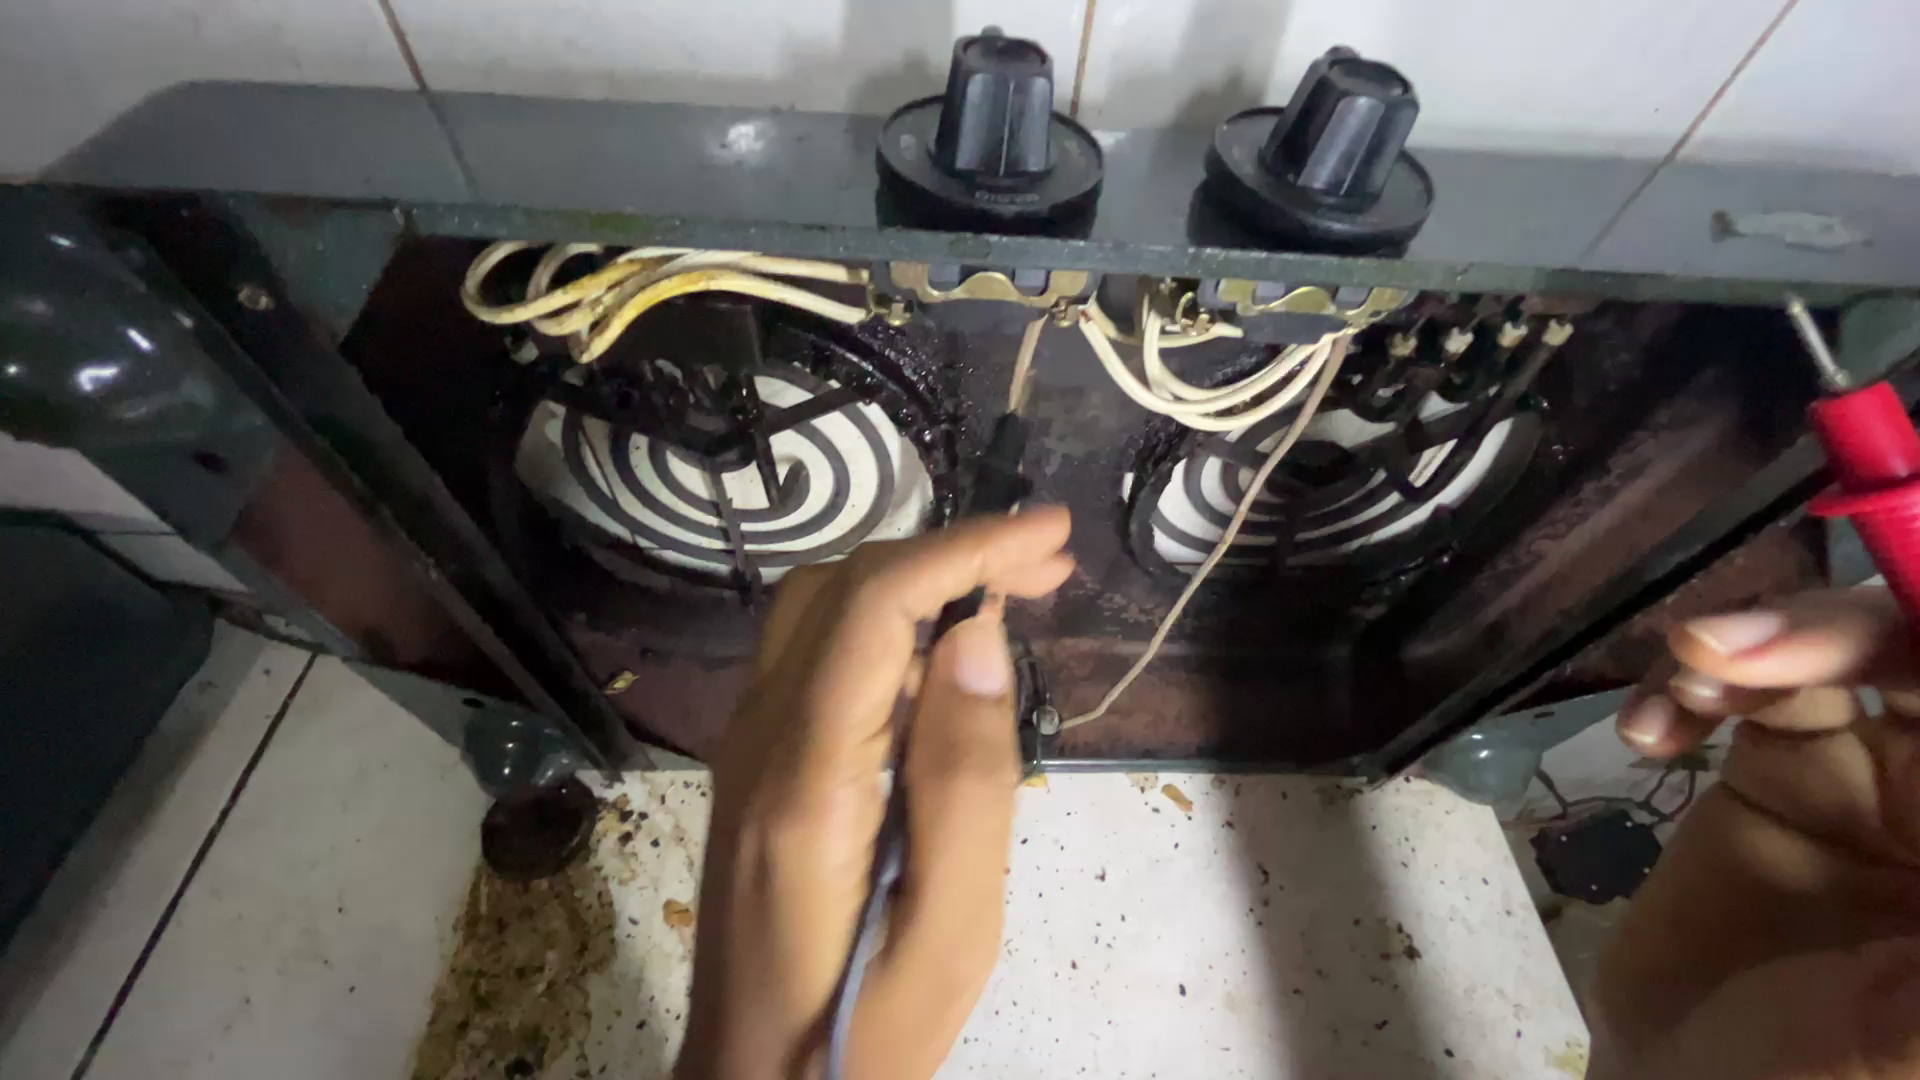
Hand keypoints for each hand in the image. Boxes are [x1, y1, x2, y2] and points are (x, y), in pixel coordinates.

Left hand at [674, 508, 1074, 1079]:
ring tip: (1005, 588)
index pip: (876, 608)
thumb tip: (976, 637)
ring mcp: (747, 736)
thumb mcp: (955, 929)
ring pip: (822, 603)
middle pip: (844, 588)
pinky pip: (816, 644)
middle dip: (950, 552)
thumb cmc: (867, 1025)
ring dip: (916, 574)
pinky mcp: (756, 750)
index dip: (965, 551)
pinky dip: (886, 613)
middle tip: (1047, 560)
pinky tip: (941, 644)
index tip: (1049, 535)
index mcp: (808, 776)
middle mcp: (759, 731)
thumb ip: (967, 778)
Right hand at [1593, 587, 1919, 1078]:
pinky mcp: (1779, 772)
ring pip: (1846, 657)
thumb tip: (1913, 773)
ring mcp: (1884, 781)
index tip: (1871, 644)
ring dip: (1757, 648)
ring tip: (1679, 679)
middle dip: (1841, 633)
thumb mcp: (1908, 1036)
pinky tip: (1645, 730)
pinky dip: (1687, 689)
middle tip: (1720, 647)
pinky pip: (1746, 692)